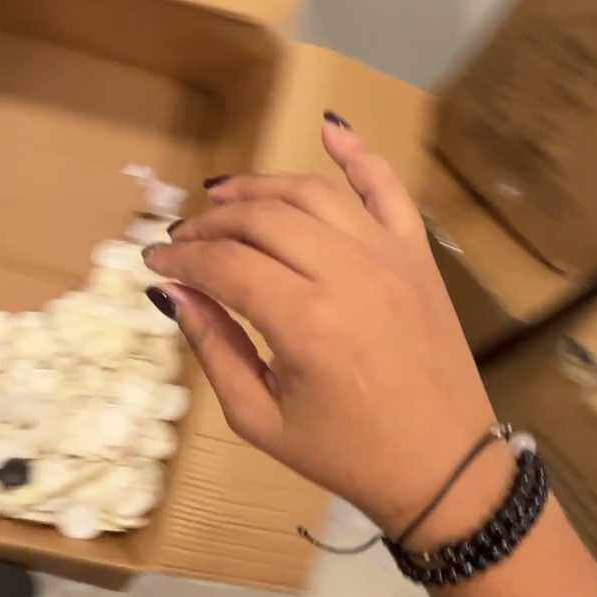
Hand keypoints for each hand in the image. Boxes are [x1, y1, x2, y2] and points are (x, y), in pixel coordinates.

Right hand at [146, 122, 506, 543]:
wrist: (442, 467)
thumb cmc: (343, 452)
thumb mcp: (258, 417)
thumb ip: (211, 347)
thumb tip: (173, 294)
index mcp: (305, 323)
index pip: (224, 265)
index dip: (180, 260)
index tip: (154, 265)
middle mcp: (348, 275)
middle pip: (260, 220)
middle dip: (209, 225)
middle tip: (182, 241)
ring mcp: (389, 257)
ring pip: (310, 194)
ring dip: (259, 187)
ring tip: (222, 198)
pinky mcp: (416, 255)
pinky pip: (387, 188)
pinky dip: (357, 154)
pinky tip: (329, 129)